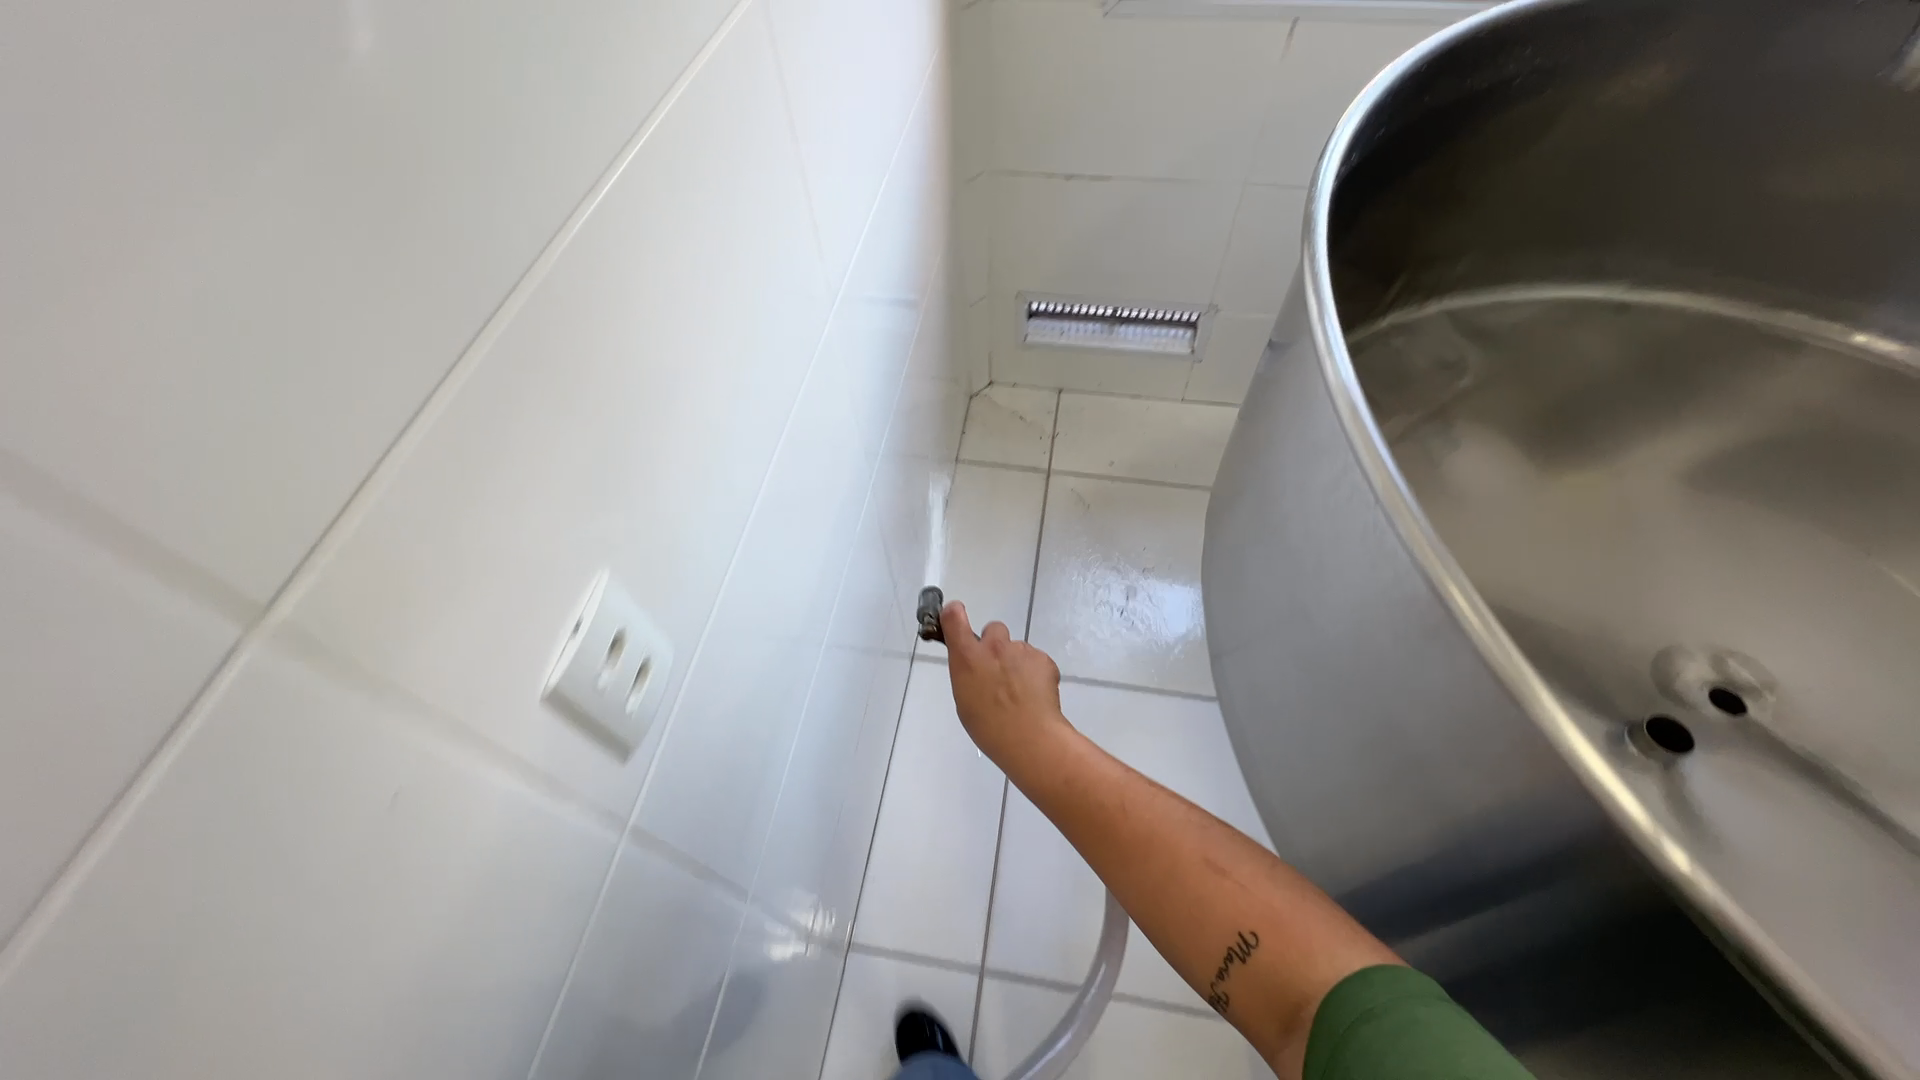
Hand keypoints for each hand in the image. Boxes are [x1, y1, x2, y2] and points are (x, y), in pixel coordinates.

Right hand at [940, 601, 1071, 766]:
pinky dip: (1036, 673)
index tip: (955, 617)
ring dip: (1017, 662)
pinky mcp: (1043, 658)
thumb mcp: (965, 700)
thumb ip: (968, 674)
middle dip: (995, 645)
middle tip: (998, 671)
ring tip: (1021, 692)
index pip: (954, 617)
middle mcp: (993, 646)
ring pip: (1017, 648)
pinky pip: (1036, 660)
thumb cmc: (988, 726)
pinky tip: (1037, 695)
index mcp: (967, 657)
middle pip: (993, 630)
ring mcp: (1021, 649)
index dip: (954, 614)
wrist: (1029, 737)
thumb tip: (977, 668)